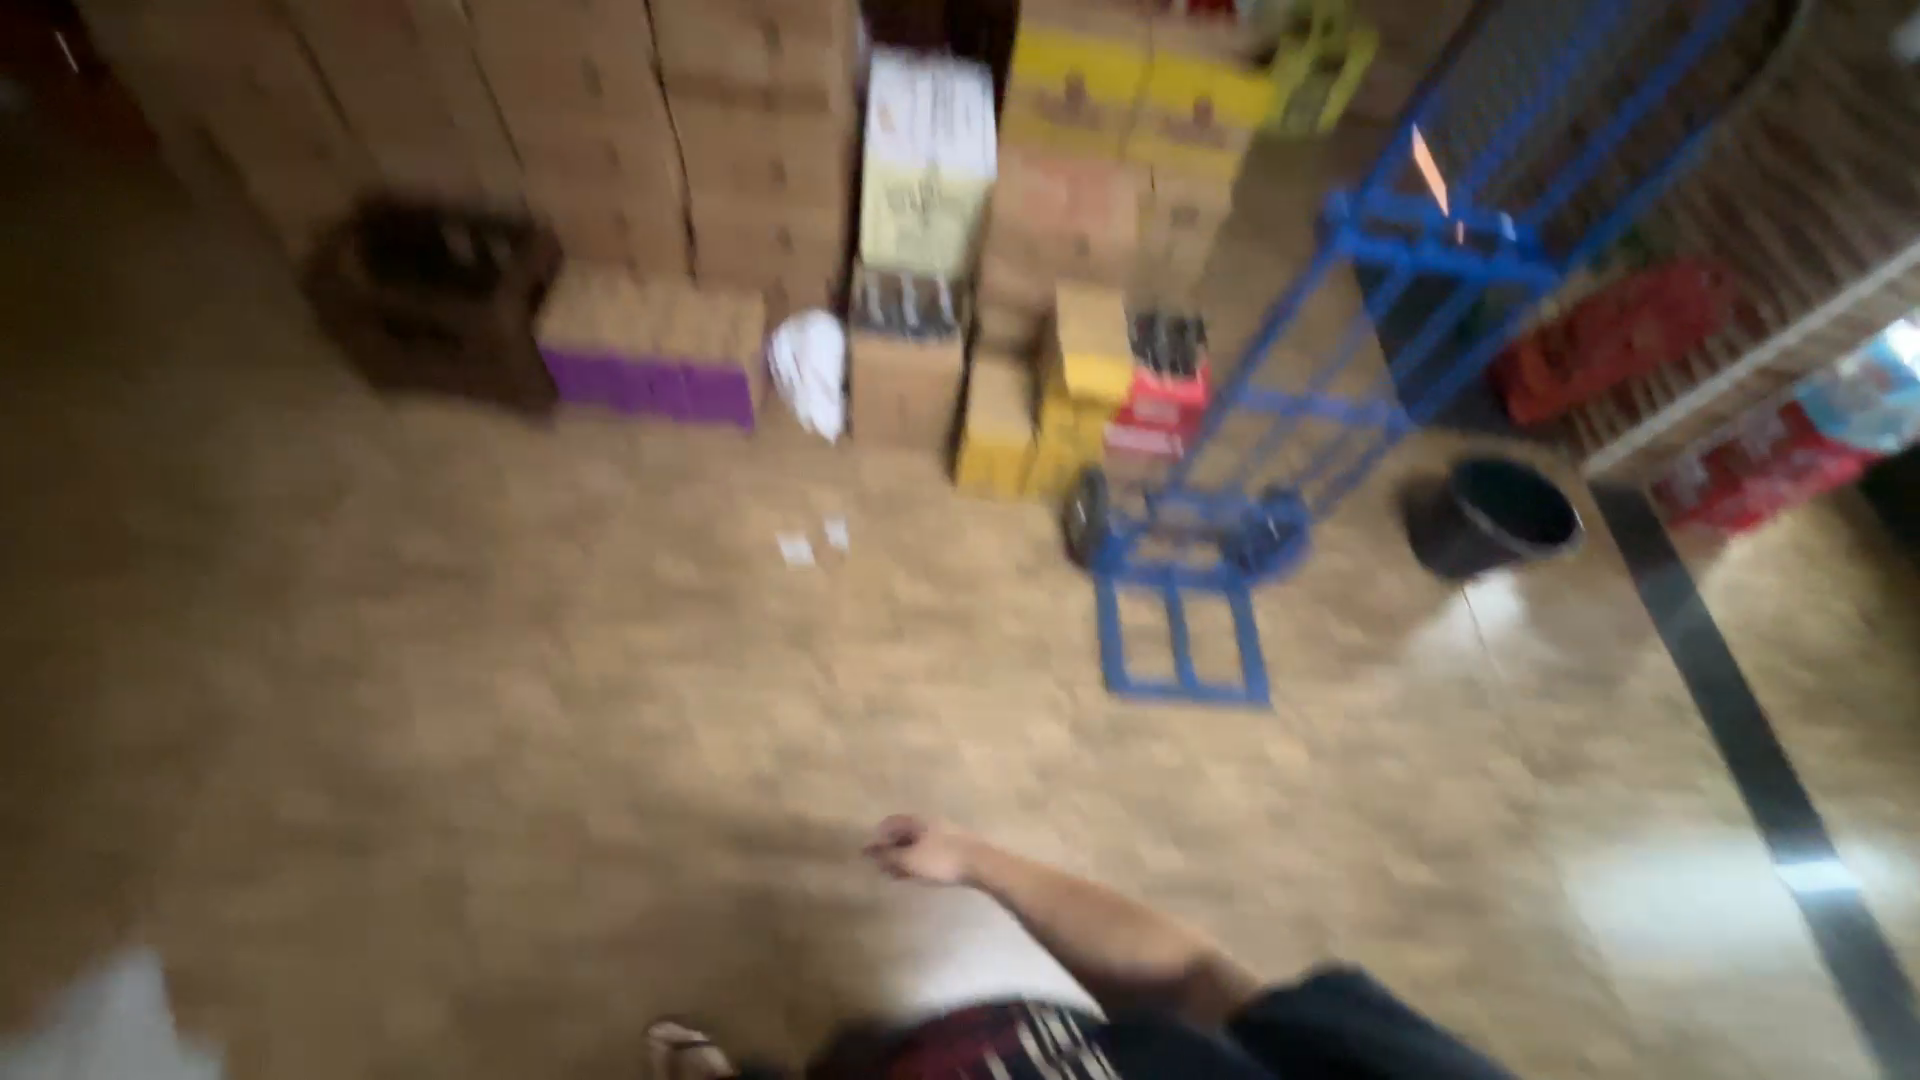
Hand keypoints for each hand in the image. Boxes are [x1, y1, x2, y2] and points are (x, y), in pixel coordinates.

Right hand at [862, 814, 978, 885]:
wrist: (981, 864)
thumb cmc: (941, 860)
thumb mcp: (910, 860)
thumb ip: (888, 856)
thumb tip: (869, 851)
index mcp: (917, 820)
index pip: (890, 823)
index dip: (876, 837)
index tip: (867, 853)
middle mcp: (929, 823)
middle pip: (903, 832)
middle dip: (889, 848)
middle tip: (879, 865)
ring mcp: (943, 834)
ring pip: (915, 843)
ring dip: (902, 856)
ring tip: (893, 873)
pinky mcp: (953, 848)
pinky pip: (927, 852)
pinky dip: (915, 861)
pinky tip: (914, 875)